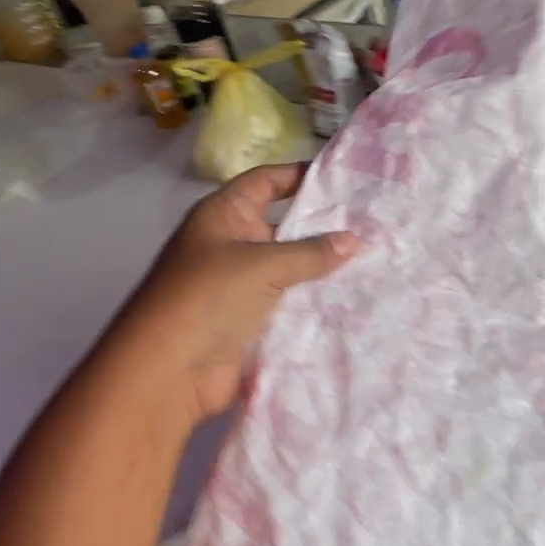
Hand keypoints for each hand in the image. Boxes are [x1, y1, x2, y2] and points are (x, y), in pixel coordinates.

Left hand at [117, 163, 357, 423]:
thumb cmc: (209, 298)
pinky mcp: (250, 321)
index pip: (265, 182)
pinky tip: (352, 300)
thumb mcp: (262, 265)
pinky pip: (288, 304)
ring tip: (372, 262)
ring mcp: (240, 285)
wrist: (172, 369)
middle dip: (321, 227)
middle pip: (282, 227)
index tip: (343, 179)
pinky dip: (314, 303)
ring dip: (322, 270)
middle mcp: (231, 245)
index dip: (299, 176)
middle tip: (370, 225)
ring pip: (289, 269)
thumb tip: (352, 240)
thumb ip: (310, 253)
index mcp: (222, 216)